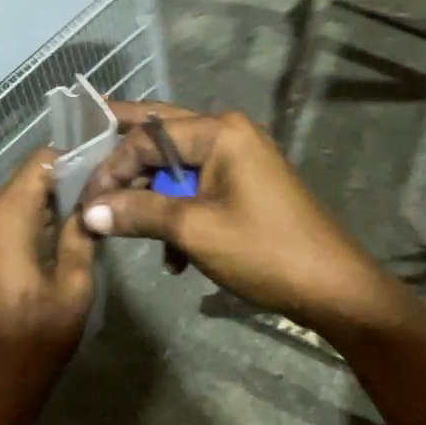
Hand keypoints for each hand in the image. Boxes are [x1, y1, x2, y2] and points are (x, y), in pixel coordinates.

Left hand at [0, 147, 97, 424]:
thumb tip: (91, 203)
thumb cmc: (33, 339)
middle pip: (28, 178)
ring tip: (85, 226)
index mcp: (5, 213)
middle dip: (64, 187)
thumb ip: (81, 236)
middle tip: (101, 206)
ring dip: (48, 208)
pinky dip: (30, 223)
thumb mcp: (73, 289)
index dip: (75, 163)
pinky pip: (4, 219)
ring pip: (17, 199)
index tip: (104, 179)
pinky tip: (55, 246)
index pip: (41, 160)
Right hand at [79, 100, 406, 338]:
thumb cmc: (265, 251)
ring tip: (127, 231)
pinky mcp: (246, 186)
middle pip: (160, 138)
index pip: (147, 137)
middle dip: (124, 167)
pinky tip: (172, 257)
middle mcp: (228, 133)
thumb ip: (138, 214)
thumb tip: (89, 213)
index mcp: (219, 131)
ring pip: (176, 168)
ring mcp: (240, 159)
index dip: (112, 168)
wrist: (338, 293)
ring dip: (151, 200)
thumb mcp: (194, 231)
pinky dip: (178, 215)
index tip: (87, 202)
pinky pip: (197, 189)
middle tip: (88, 183)